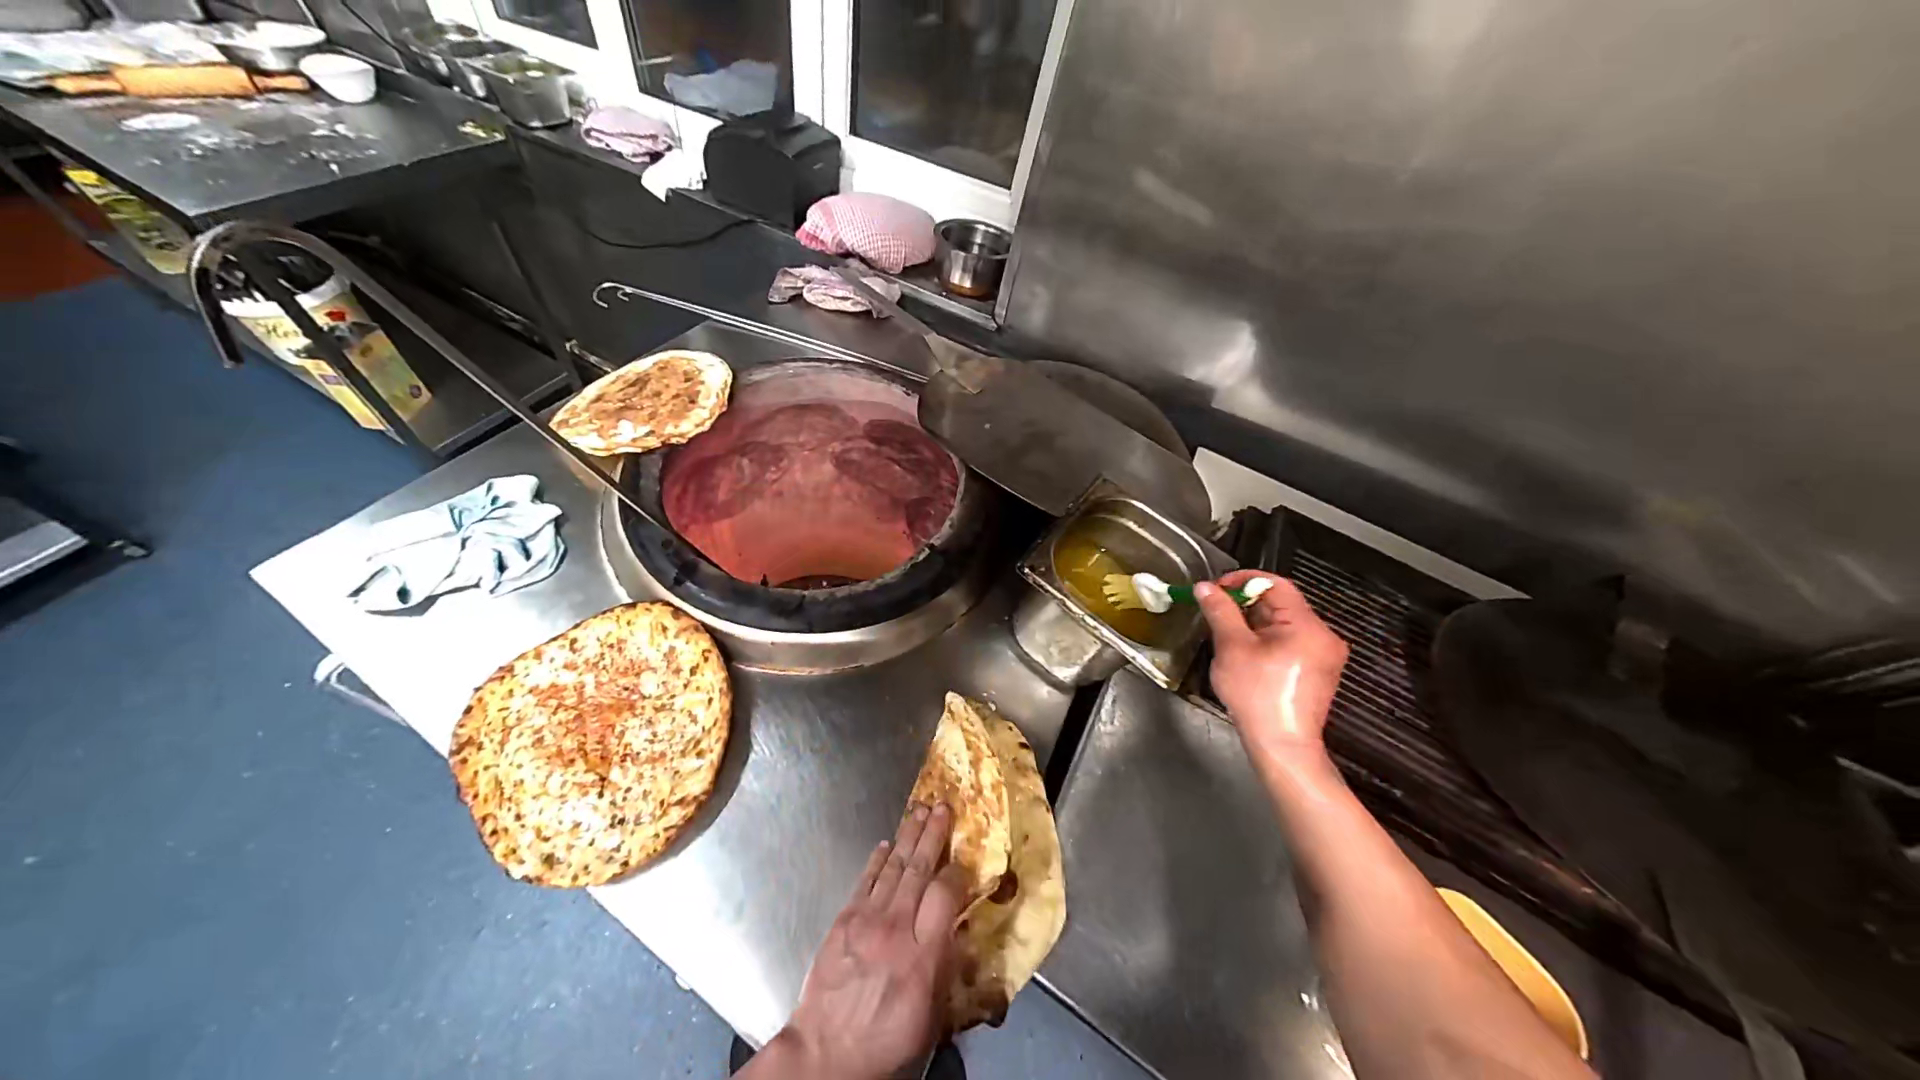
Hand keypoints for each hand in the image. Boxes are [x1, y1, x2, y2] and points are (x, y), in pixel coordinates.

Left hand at [753, 803, 966, 1079]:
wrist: (827, 1054)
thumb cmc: (887, 1042)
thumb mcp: (932, 1016)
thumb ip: (947, 967)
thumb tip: (959, 929)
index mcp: (923, 955)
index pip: (945, 895)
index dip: (957, 873)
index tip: (965, 860)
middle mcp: (896, 929)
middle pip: (918, 870)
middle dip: (932, 835)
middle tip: (942, 807)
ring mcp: (866, 921)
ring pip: (892, 868)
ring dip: (908, 836)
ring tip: (920, 811)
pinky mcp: (843, 921)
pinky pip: (865, 881)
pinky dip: (877, 860)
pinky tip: (887, 844)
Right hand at [1195, 571, 1349, 764]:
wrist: (1282, 745)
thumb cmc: (1256, 695)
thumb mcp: (1231, 647)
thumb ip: (1220, 611)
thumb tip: (1205, 587)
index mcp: (1307, 625)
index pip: (1276, 584)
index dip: (1243, 580)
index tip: (1216, 589)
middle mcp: (1323, 636)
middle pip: (1281, 603)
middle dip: (1245, 603)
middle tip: (1215, 611)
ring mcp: (1324, 655)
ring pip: (1284, 623)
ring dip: (1254, 622)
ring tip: (1226, 634)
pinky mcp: (1318, 671)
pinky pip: (1290, 642)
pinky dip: (1266, 639)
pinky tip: (1245, 653)